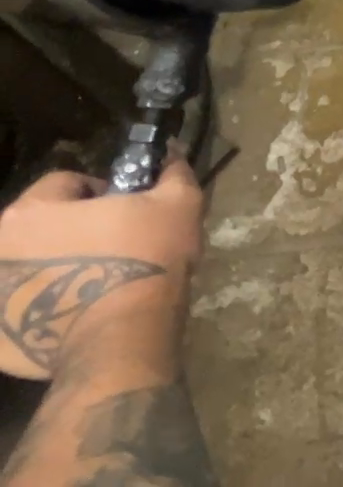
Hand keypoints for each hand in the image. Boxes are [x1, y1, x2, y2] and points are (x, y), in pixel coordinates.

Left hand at [0, 159, 203, 380]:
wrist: (121, 332)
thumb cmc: (148, 257)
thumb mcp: (180, 204)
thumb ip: (172, 174)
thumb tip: (170, 154)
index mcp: (31, 212)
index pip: (64, 183)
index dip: (101, 191)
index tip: (128, 209)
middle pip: (38, 226)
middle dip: (71, 230)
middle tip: (114, 245)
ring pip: (27, 264)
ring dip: (54, 265)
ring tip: (95, 280)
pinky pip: (18, 304)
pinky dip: (42, 302)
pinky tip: (77, 309)